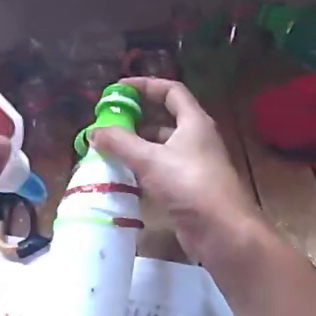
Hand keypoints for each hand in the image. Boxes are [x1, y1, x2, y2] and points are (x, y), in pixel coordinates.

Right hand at [87, 76, 268, 266]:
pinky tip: (122, 176)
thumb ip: (120, 142)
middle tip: (108, 122)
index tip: (119, 89)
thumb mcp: (149, 159)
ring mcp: (193, 165)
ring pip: (160, 147)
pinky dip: (141, 170)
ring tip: (108, 150)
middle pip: (164, 119)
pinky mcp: (187, 188)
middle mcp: (196, 139)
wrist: (221, 230)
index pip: (171, 91)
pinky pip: (160, 171)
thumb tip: (94, 131)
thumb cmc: (189, 185)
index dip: (146, 85)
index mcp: (194, 122)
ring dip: (136, 146)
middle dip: (136, 119)